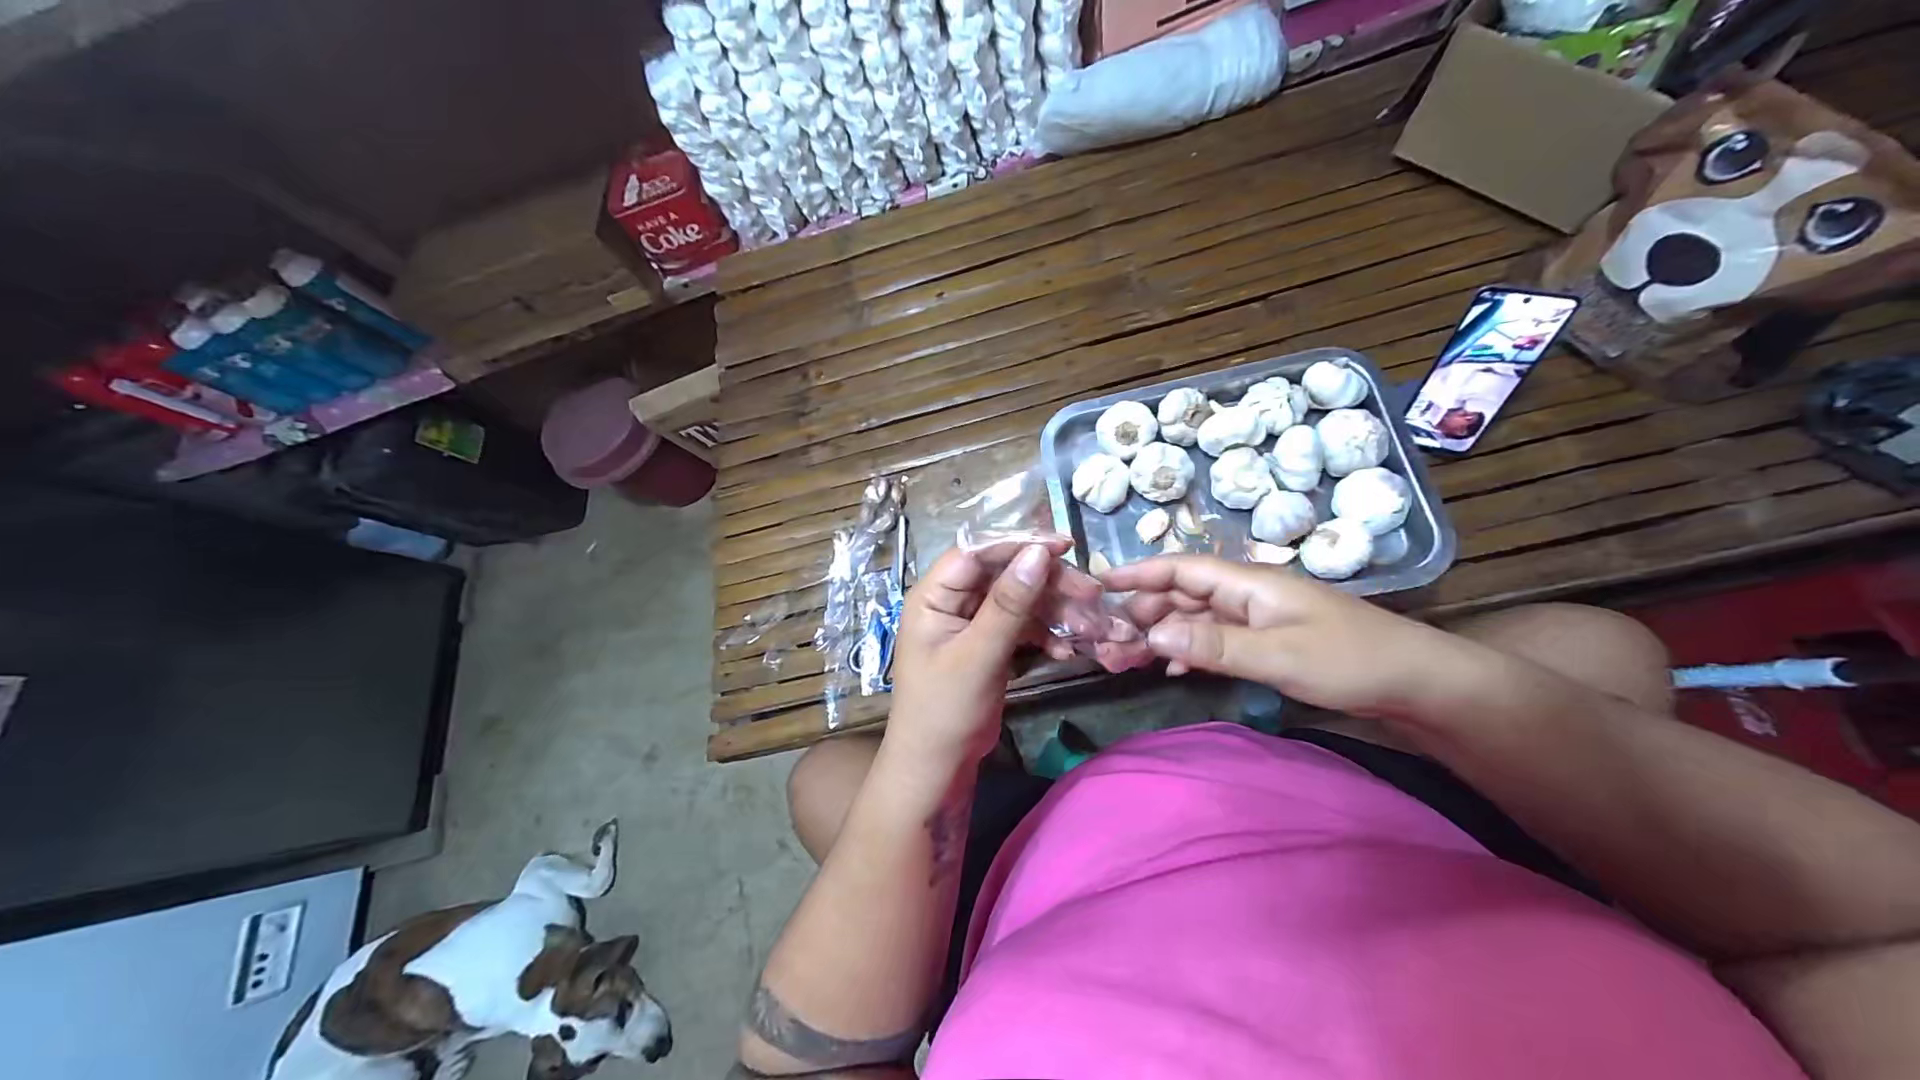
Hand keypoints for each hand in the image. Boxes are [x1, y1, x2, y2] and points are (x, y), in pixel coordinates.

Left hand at [885, 540, 1086, 764]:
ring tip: (1092, 628)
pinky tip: (1069, 650)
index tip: (1065, 547)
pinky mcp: (991, 646)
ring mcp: (974, 624)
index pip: (978, 552)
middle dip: (1049, 584)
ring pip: (1022, 601)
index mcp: (935, 595)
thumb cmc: (944, 710)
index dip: (1020, 544)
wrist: (937, 769)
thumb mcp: (978, 655)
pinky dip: (1048, 636)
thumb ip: (1008, 605)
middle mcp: (953, 601)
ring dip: (1057, 612)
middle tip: (1092, 596)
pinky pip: (1025, 627)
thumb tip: (1038, 553)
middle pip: (1007, 575)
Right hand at [1098, 554, 1473, 719]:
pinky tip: (1172, 668)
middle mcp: (1248, 594)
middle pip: (1182, 594)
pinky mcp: (1267, 642)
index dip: (1138, 572)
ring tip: (1129, 658)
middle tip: (1111, 642)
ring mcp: (1258, 619)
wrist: (1417, 684)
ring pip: (1195, 617)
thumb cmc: (1349, 661)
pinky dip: (1189, 650)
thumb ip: (1212, 643)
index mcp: (1250, 583)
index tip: (1099, 584)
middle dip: (1143, 612)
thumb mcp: (1277, 655)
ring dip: (1162, 633)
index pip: (1182, 568)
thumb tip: (1150, 631)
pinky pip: (1214, 639)